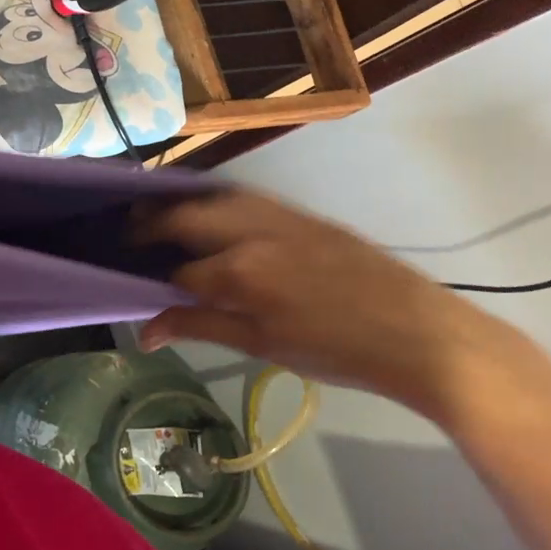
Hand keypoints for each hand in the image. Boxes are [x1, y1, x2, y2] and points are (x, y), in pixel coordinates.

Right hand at [136, 189, 519, 410]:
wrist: (425, 337)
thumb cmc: (337, 352)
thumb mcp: (260, 345)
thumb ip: (199, 326)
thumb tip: (144, 332)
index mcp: (240, 272)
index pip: (175, 271)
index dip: (147, 279)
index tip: (125, 282)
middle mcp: (254, 233)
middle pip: (184, 217)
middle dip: (149, 225)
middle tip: (127, 240)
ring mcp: (283, 218)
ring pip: (214, 198)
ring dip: (180, 206)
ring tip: (159, 221)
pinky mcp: (306, 216)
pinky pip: (246, 198)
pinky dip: (215, 203)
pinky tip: (208, 218)